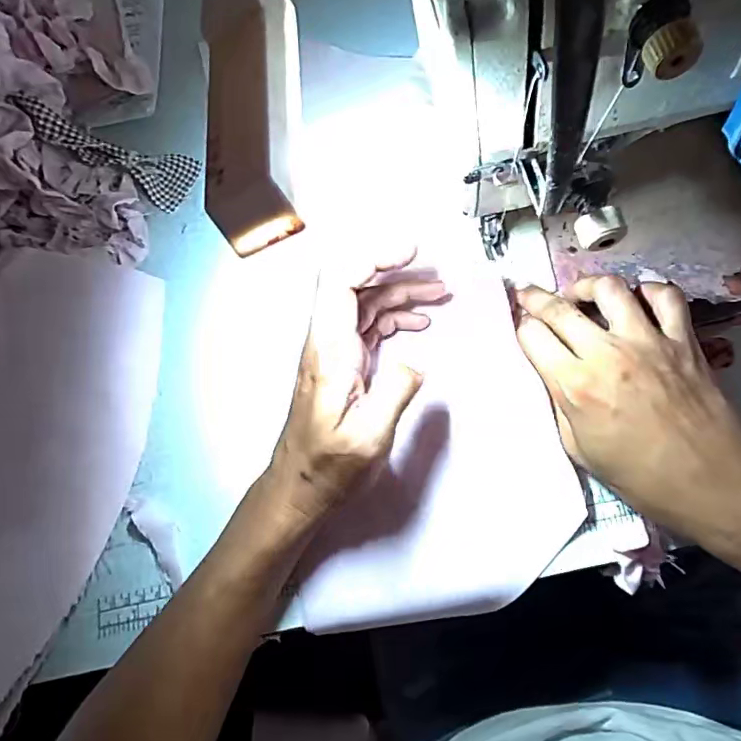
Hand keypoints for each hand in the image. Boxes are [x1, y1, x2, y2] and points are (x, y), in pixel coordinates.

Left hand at [266, 247, 446, 526]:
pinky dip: (397, 315)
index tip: (411, 252)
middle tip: (439, 278)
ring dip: (403, 293)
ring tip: (441, 295)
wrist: (299, 488)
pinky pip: (370, 323)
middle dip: (397, 272)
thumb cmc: (328, 467)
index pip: (340, 282)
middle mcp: (327, 341)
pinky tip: (420, 323)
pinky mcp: (343, 362)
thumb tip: (415, 362)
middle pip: (355, 284)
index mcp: (329, 350)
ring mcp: (334, 350)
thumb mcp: (368, 437)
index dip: (374, 258)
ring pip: (366, 302)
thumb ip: (395, 392)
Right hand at [513, 278, 740, 538]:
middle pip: (561, 307)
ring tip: (583, 294)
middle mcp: (607, 354)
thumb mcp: (581, 450)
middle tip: (529, 294)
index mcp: (576, 386)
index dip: (522, 327)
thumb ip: (561, 404)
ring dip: (588, 286)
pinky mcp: (683, 338)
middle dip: (536, 297)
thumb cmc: (640, 477)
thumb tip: (553, 372)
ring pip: (610, 288)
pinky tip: (638, 299)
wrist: (708, 480)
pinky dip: (648, 290)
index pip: (534, 336)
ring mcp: (648, 341)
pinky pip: (665, 297)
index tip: (521, 324)